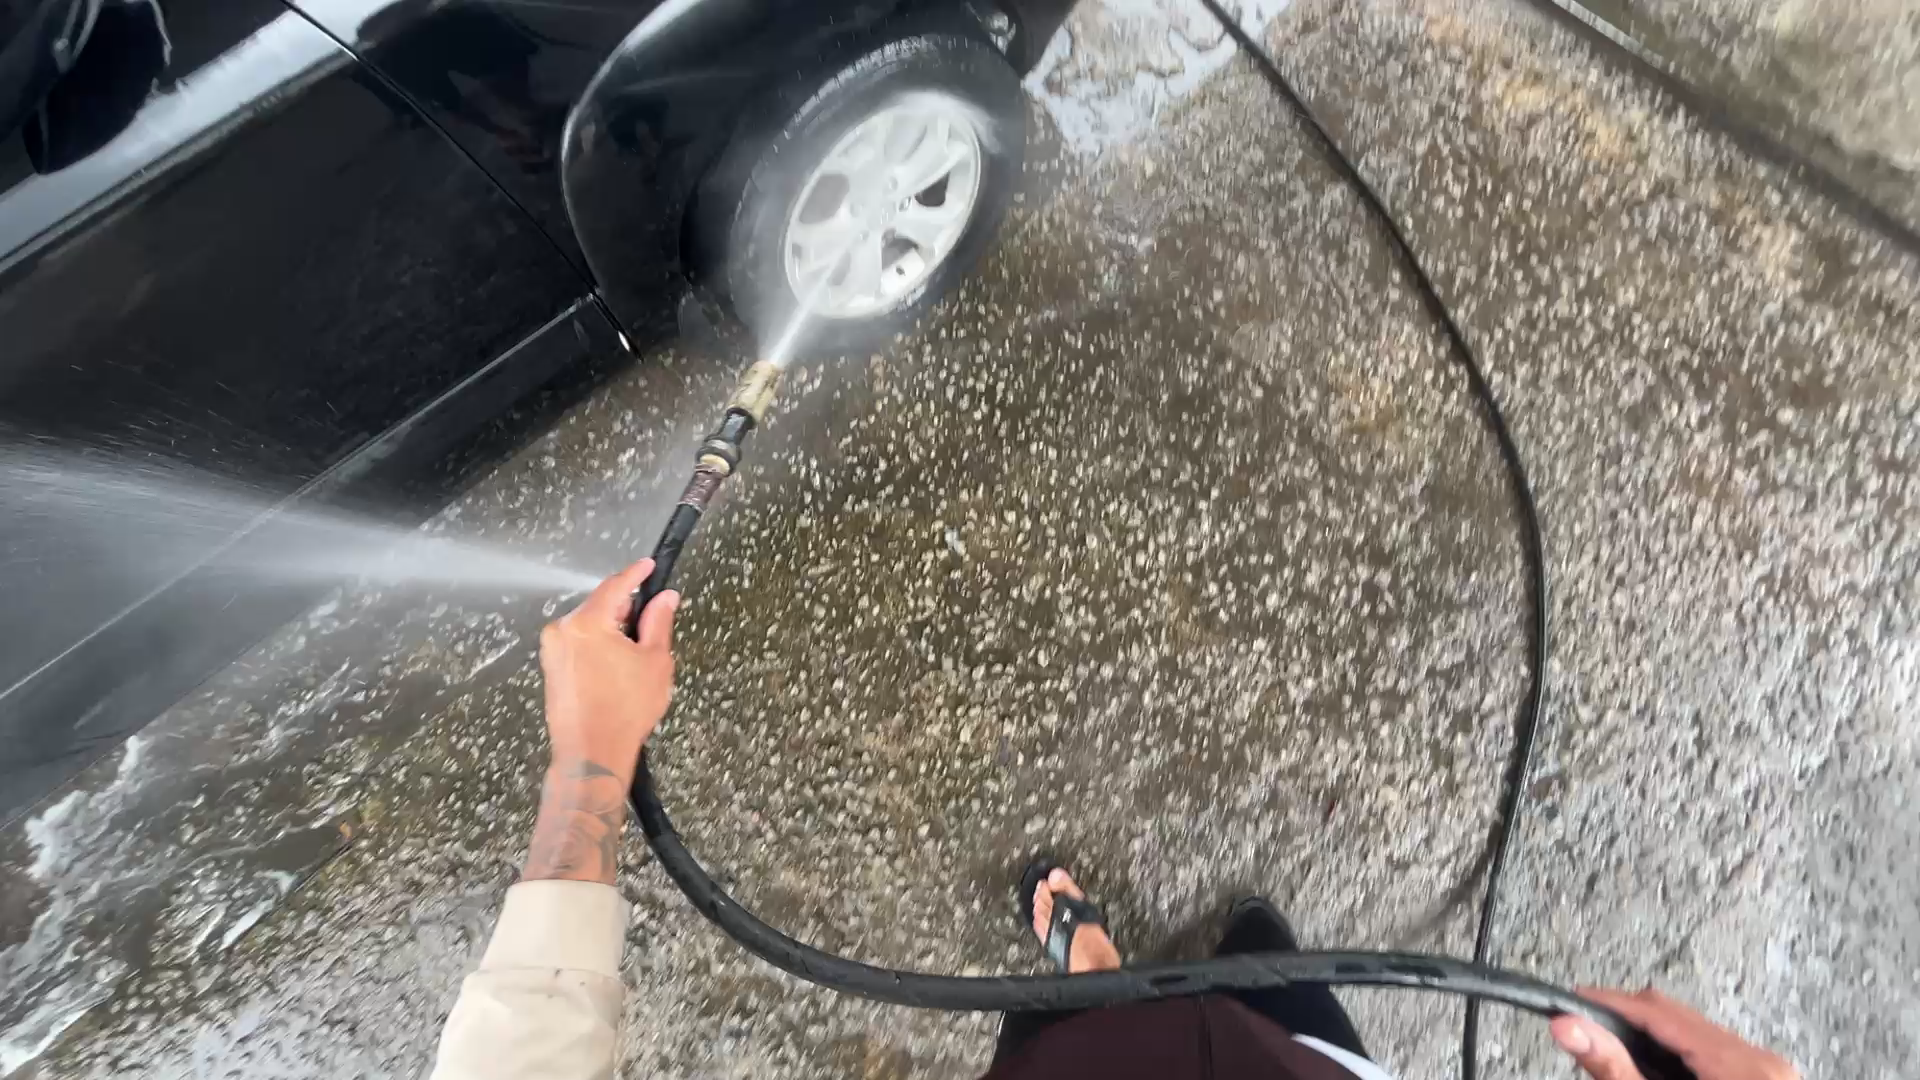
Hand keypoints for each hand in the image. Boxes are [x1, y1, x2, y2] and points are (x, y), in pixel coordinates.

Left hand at [522, 560, 679, 883]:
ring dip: (614, 626)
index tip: (650, 564)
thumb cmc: (628, 707)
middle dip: (627, 606)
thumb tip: (666, 597)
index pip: (615, 587)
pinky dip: (601, 642)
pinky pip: (580, 641)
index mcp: (586, 623)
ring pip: (590, 624)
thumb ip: (658, 622)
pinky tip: (620, 659)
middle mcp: (562, 630)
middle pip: (600, 605)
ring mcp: (552, 650)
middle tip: (654, 615)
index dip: (636, 573)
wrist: (591, 753)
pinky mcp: (551, 668)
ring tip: (640, 645)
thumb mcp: (655, 660)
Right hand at [1552, 987, 1797, 1079]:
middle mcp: (1761, 1061)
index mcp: (1741, 1065)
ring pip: (1689, 1031)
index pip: (1656, 1010)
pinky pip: (1708, 1051)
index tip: (1566, 1005)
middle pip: (1674, 1016)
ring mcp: (1769, 1074)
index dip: (1606, 1002)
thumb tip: (1564, 1024)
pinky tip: (1652, 1072)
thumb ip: (1613, 1069)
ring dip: (1646, 1037)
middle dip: (1624, 1020)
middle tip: (1586, 1034)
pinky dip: (1673, 1055)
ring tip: (1616, 1057)